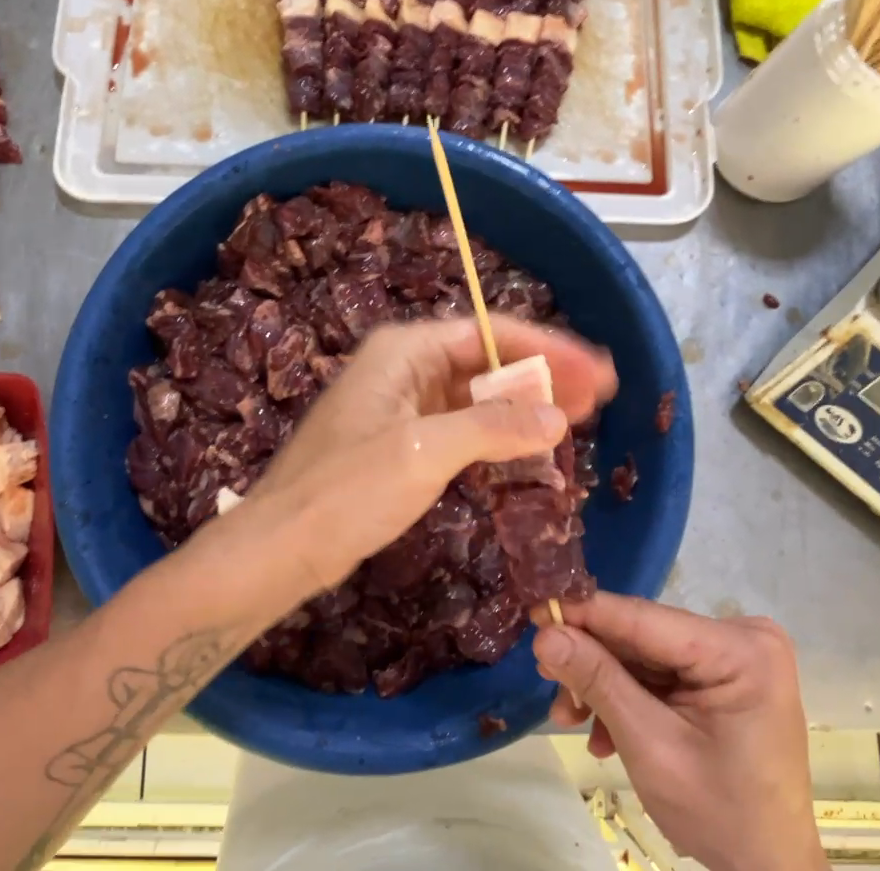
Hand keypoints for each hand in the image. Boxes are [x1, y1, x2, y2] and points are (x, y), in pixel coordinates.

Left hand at [243, 315, 615, 594]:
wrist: (280, 547)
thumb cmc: (347, 491)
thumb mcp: (424, 452)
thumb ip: (493, 428)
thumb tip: (555, 418)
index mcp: (404, 351)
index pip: (490, 332)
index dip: (548, 349)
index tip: (598, 371)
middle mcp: (403, 368)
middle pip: (486, 361)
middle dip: (541, 377)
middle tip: (599, 397)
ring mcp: (400, 408)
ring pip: (474, 397)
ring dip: (522, 408)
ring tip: (576, 422)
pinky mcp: (399, 445)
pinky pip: (459, 429)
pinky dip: (495, 437)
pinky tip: (528, 451)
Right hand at [534, 595, 825, 870]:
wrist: (766, 868)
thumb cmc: (720, 812)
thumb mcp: (650, 746)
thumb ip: (597, 681)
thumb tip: (545, 634)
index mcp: (740, 649)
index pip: (642, 617)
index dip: (582, 613)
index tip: (533, 612)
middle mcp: (742, 636)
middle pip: (640, 636)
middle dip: (591, 663)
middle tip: (546, 682)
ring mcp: (734, 654)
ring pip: (642, 654)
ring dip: (603, 685)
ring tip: (570, 719)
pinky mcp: (723, 673)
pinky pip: (659, 671)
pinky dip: (627, 696)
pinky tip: (604, 732)